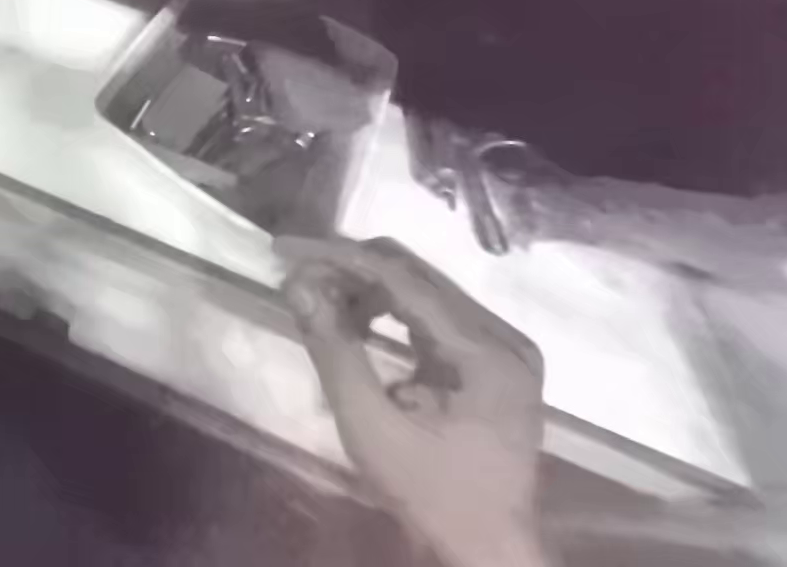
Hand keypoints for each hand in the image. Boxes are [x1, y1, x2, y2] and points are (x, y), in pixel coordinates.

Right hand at [279, 237, 547, 566]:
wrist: (486, 552)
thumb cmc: (431, 497)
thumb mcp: (370, 426)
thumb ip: (334, 349)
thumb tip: (296, 284)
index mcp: (486, 354)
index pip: (401, 278)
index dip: (337, 257)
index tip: (285, 250)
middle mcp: (501, 335)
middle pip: (410, 270)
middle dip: (344, 266)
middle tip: (294, 274)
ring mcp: (497, 342)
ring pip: (414, 281)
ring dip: (359, 283)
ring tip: (316, 298)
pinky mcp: (485, 351)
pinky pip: (423, 305)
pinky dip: (379, 303)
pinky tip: (350, 317)